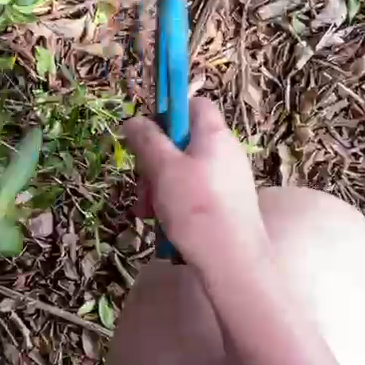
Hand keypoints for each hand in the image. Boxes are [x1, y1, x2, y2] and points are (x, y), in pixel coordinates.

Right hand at [121, 97, 267, 267]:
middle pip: (181, 141)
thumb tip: (133, 120)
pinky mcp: (224, 203)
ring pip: (181, 170)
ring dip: (158, 186)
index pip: (193, 104)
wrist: (232, 261)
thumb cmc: (197, 208)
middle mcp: (224, 152)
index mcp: (214, 135)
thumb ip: (147, 140)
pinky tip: (161, 222)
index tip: (145, 134)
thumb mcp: (163, 169)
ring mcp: (226, 179)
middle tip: (142, 184)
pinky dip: (172, 202)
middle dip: (154, 161)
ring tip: (147, 210)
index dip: (167, 112)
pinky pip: (191, 192)